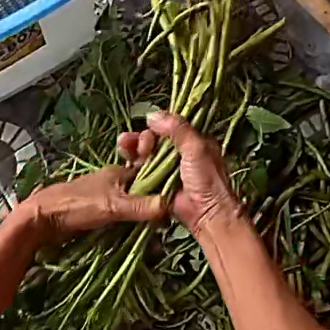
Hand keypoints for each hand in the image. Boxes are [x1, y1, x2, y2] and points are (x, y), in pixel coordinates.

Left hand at [15, 161, 169, 246]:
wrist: (41, 220)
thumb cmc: (77, 205)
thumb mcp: (113, 205)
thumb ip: (140, 206)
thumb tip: (169, 206)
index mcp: (119, 173)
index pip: (150, 177)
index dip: (163, 190)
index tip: (176, 208)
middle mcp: (115, 184)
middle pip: (142, 196)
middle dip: (153, 213)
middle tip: (164, 232)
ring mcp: (106, 200)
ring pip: (132, 211)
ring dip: (141, 225)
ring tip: (155, 243)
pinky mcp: (98, 216)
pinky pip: (121, 222)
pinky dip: (129, 231)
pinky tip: (138, 244)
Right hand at [125, 110, 241, 238]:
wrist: (205, 214)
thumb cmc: (205, 179)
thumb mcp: (195, 148)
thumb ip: (177, 129)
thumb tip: (152, 115)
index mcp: (193, 142)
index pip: (170, 127)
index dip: (156, 126)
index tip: (148, 127)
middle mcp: (179, 154)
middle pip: (154, 141)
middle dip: (141, 138)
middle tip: (133, 141)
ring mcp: (167, 170)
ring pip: (145, 154)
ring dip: (133, 149)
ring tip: (124, 146)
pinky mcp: (156, 184)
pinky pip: (141, 171)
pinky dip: (132, 165)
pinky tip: (124, 160)